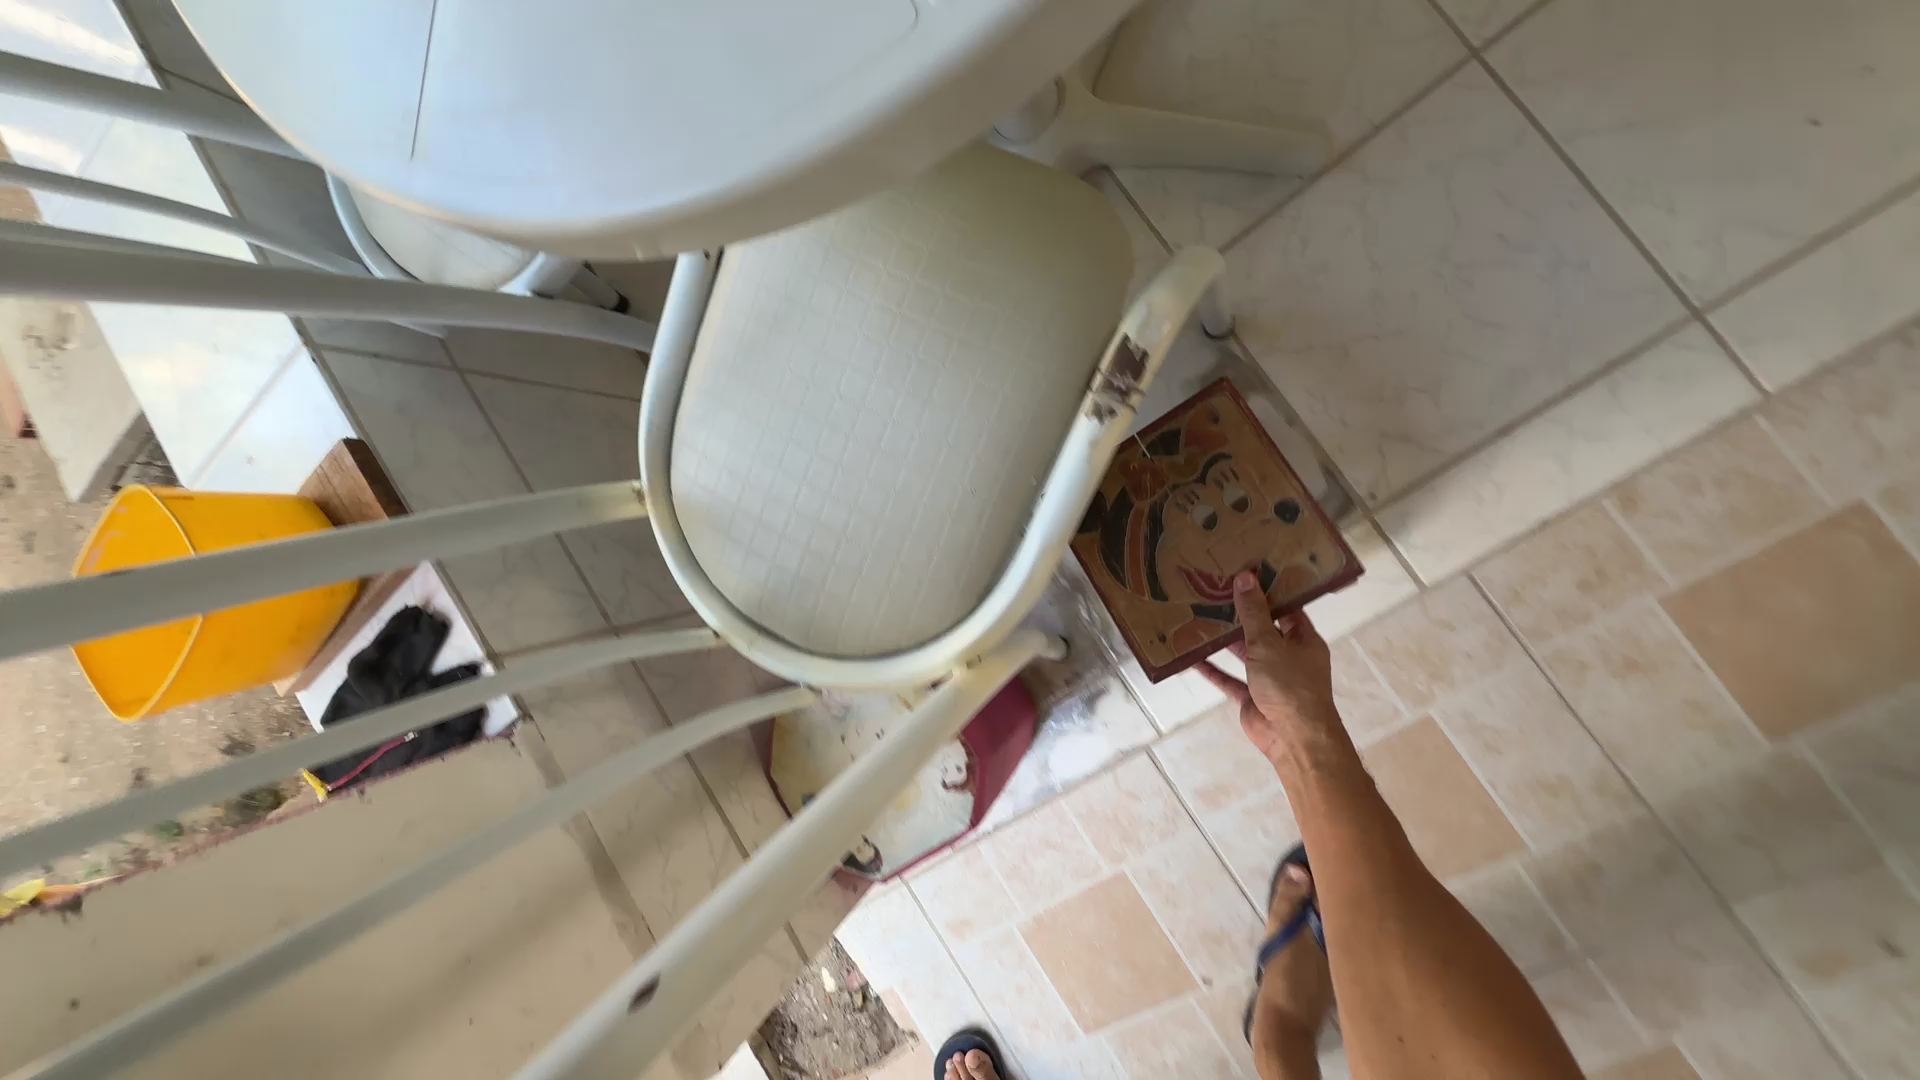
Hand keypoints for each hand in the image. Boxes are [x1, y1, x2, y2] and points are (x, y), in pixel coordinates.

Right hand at [1196, 570, 1340, 761]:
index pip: (1286, 609)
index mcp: (1303, 639)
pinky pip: (1229, 679)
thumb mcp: (1269, 643)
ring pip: (1243, 653)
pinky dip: (1212, 669)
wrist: (1293, 738)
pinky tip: (1191, 657)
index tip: (1245, 573)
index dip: (1268, 592)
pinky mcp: (1252, 696)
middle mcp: (1288, 656)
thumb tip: (1245, 577)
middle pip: (1262, 629)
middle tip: (1214, 592)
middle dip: (1240, 614)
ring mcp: (1269, 677)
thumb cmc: (1290, 684)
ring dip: (1224, 640)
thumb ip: (1253, 613)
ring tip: (1199, 618)